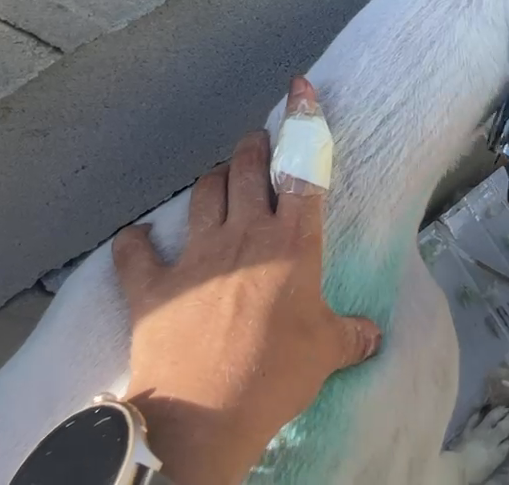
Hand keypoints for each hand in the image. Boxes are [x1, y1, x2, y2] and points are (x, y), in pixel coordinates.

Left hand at [115, 77, 380, 484]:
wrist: (202, 419)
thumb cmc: (275, 375)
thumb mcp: (326, 352)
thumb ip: (352, 334)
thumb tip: (375, 335)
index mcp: (292, 241)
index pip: (303, 168)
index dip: (304, 123)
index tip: (300, 88)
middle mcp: (245, 234)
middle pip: (246, 168)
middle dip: (252, 147)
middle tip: (257, 144)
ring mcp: (195, 256)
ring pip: (202, 193)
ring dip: (211, 180)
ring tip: (217, 181)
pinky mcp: (153, 287)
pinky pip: (136, 253)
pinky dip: (135, 243)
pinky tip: (134, 239)